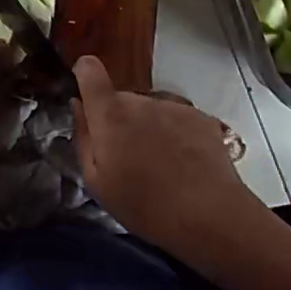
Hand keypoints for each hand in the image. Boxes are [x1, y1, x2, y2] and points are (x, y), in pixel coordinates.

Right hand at [72, 56, 259, 252]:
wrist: (212, 218)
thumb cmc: (143, 204)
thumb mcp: (96, 180)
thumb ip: (83, 137)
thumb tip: (79, 106)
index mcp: (109, 113)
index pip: (89, 70)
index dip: (84, 74)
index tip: (85, 93)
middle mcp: (139, 100)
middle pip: (120, 99)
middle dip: (119, 120)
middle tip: (129, 155)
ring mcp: (173, 107)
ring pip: (149, 110)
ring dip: (148, 127)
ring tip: (161, 163)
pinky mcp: (201, 117)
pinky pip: (176, 119)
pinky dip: (176, 134)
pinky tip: (185, 163)